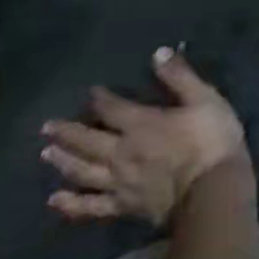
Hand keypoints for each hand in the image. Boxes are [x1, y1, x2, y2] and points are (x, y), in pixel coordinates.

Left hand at [41, 47, 246, 226]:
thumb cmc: (212, 139)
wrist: (212, 189)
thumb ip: (180, 77)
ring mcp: (118, 182)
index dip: (100, 99)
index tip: (91, 92)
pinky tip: (55, 200)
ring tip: (46, 154)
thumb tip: (158, 52)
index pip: (112, 109)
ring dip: (63, 161)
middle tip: (47, 127)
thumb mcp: (204, 99)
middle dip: (68, 132)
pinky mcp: (122, 206)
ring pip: (82, 171)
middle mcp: (121, 152)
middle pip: (88, 141)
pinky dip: (70, 203)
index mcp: (141, 124)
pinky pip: (90, 206)